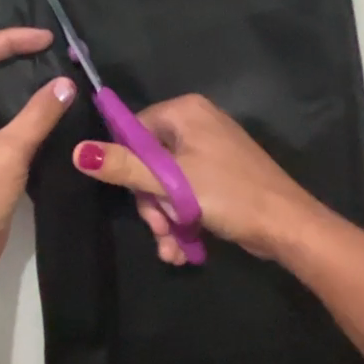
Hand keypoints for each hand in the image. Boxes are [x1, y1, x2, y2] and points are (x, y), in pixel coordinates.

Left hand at [0, 28, 74, 265]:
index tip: (45, 37)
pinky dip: (10, 102)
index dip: (9, 40)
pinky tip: (38, 96)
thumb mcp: (10, 149)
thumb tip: (67, 82)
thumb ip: (40, 111)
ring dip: (11, 78)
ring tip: (47, 63)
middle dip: (9, 54)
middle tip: (48, 45)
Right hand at [71, 94, 323, 262]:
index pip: (134, 130)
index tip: (135, 198)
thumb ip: (123, 167)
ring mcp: (210, 152)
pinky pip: (187, 195)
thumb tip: (77, 152)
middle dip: (151, 205)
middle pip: (149, 163)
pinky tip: (182, 250)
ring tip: (172, 249)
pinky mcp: (220, 178)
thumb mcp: (170, 182)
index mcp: (186, 112)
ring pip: (167, 185)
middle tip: (160, 230)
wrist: (287, 226)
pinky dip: (182, 221)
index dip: (127, 167)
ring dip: (164, 221)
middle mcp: (197, 125)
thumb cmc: (229, 195)